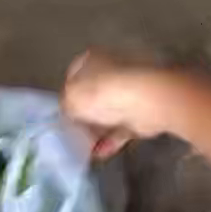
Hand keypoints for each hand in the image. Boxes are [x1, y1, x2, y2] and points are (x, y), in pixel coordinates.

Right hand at [61, 51, 184, 158]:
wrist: (148, 102)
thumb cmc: (103, 91)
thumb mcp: (71, 97)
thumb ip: (67, 105)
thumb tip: (71, 113)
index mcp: (93, 58)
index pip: (74, 75)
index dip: (67, 95)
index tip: (62, 113)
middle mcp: (115, 71)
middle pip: (95, 96)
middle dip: (85, 115)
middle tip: (73, 133)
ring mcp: (133, 93)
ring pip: (111, 113)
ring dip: (99, 130)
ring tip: (85, 147)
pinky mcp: (146, 114)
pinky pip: (125, 128)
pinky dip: (113, 140)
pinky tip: (101, 152)